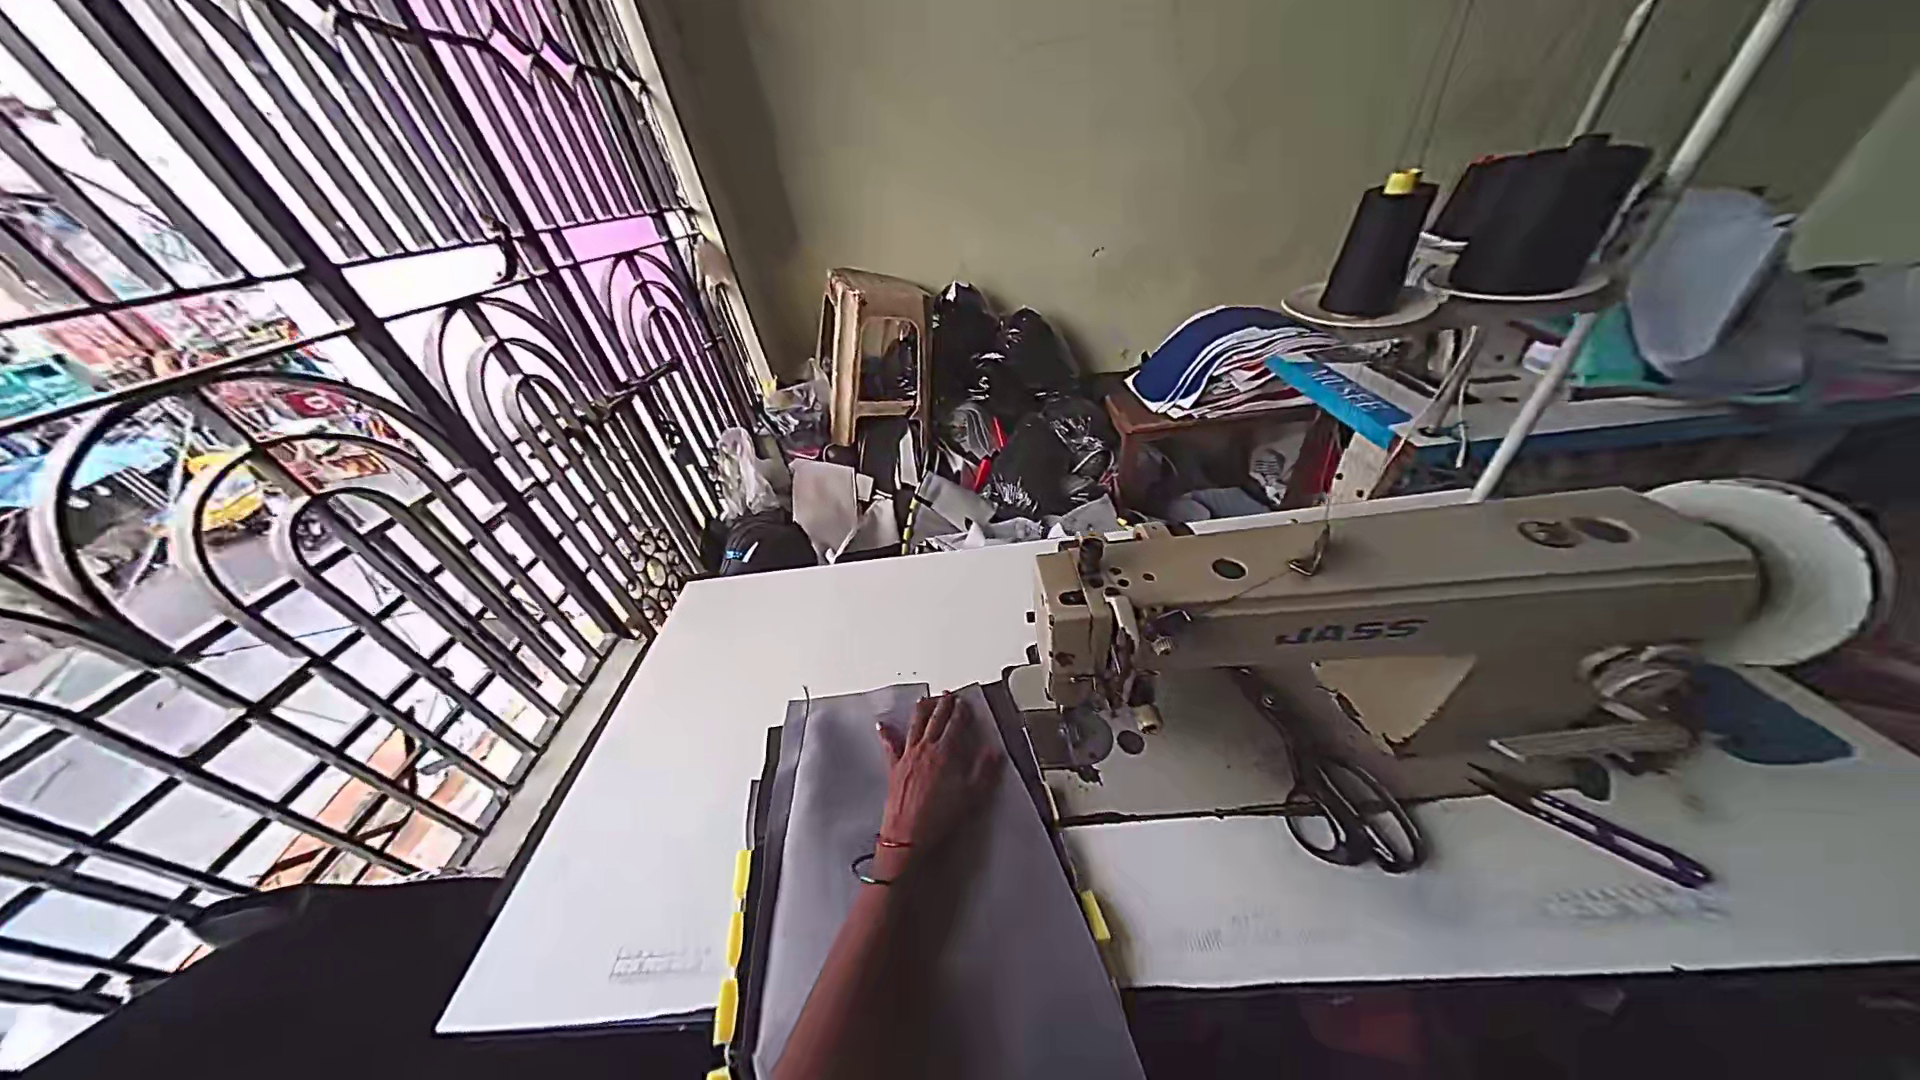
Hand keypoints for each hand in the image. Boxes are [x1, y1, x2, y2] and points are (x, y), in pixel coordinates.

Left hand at [873, 693, 1001, 877]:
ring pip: (914, 724)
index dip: (961, 712)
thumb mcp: (971, 796)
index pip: (956, 725)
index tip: (965, 703)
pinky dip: (886, 733)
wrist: (908, 835)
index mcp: (945, 753)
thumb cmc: (939, 817)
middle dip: (943, 705)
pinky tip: (882, 725)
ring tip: (925, 700)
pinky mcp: (894, 767)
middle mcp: (925, 749)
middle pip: (936, 719)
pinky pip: (889, 745)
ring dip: (921, 710)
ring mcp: (908, 756)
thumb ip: (984, 771)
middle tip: (948, 695)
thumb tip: (994, 752)